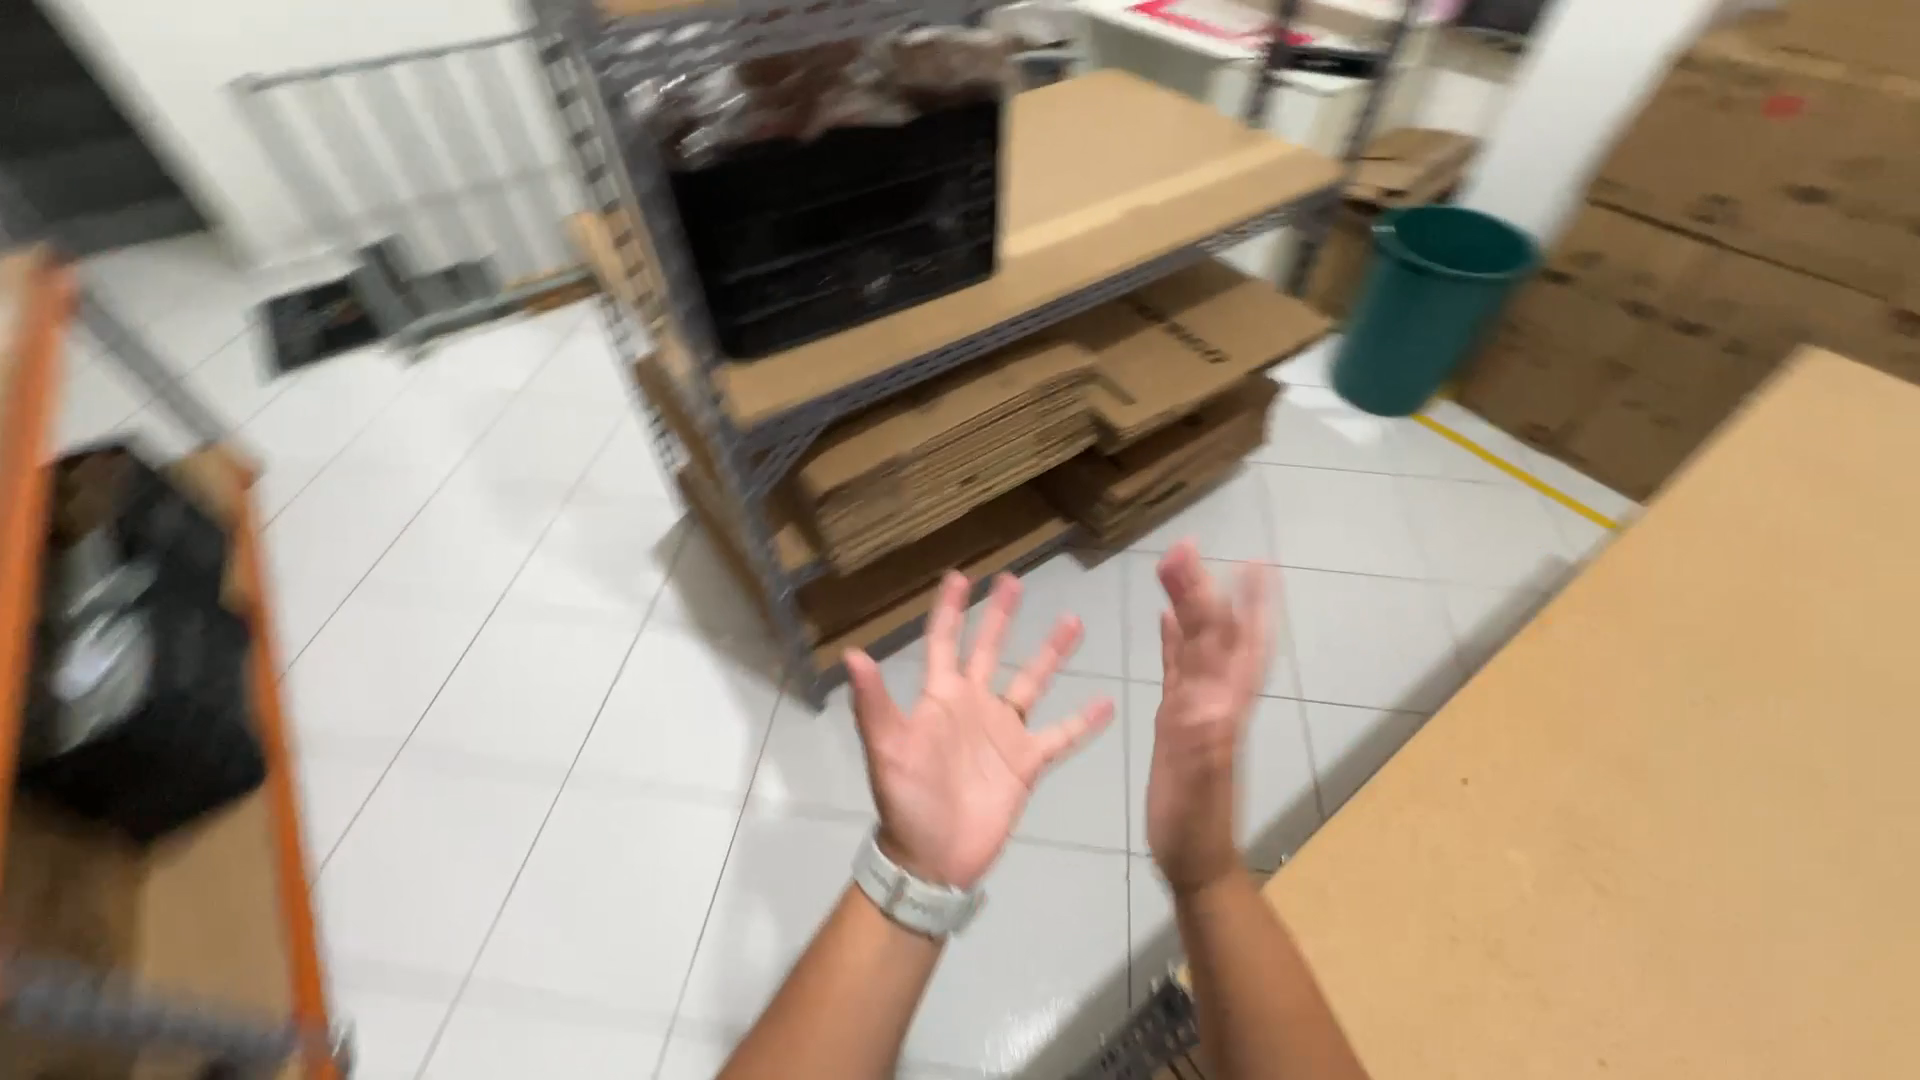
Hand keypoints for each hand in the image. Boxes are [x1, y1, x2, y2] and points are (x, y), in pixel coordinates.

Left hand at [845, 571, 1115, 889]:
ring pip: (1031, 682)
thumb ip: (874, 704)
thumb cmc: (906, 801)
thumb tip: (852, 654)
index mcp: (940, 697)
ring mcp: (1003, 733)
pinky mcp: (1027, 762)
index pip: (944, 641)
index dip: (950, 610)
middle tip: (1013, 581)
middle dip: (1000, 616)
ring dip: (1051, 654)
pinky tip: (1106, 702)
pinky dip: (1083, 721)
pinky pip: (1061, 735)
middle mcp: (974, 705)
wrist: (934, 858)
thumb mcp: (887, 750)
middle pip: (990, 650)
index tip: (960, 576)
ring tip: (1072, 621)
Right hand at [1147, 542, 1270, 894]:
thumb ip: (1203, 741)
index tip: (1255, 564)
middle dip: (1202, 589)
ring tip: (1174, 564)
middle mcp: (1214, 696)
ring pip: (1193, 642)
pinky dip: (1172, 638)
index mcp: (1223, 706)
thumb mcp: (1199, 784)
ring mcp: (1196, 703)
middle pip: (1210, 632)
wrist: (1193, 856)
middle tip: (1184, 547)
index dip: (1250, 606)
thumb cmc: (1195, 825)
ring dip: (1187, 604)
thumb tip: (1204, 695)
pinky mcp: (1177, 717)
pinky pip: (1175, 667)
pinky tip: (1165, 616)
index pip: (1238, 645)